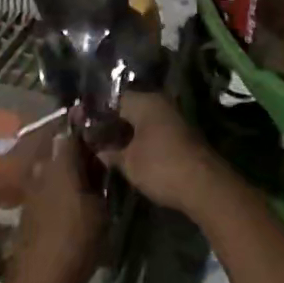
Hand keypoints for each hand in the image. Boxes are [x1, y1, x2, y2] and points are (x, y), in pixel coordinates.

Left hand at [8, 130, 104, 282]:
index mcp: (62, 160)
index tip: (98, 114)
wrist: (39, 280)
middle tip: (95, 140)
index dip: (84, 119)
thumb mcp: (100, 206)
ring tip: (86, 164)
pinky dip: (56, 176)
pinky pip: (44, 178)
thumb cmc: (76, 238)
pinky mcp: (27, 205)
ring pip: (49, 160)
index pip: (72, 127)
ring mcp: (31, 186)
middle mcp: (42, 166)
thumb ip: (98, 176)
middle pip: (57, 141)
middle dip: (73, 137)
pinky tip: (72, 187)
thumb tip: (100, 158)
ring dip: (64, 157)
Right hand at [97, 92, 223, 213]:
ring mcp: (171, 117)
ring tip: (104, 150)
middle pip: (128, 108)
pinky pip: (151, 130)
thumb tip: (94, 149)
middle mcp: (159, 102)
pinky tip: (126, 155)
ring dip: (125, 133)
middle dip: (110, 124)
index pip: (114, 99)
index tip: (80, 126)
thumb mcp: (129, 162)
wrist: (203, 183)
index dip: (96, 113)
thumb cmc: (161, 166)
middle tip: (90, 140)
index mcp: (145, 101)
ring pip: (140, 120)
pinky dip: (138, 139)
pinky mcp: (178, 133)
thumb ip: (109, 153)